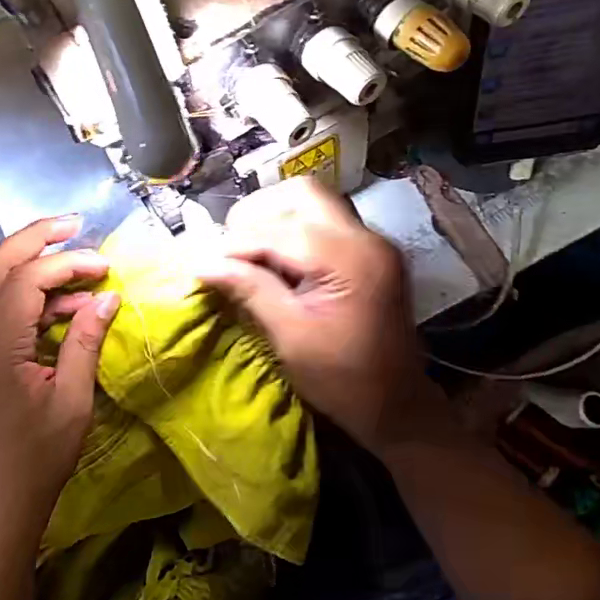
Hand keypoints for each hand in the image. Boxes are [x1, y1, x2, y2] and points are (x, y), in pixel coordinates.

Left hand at [0, 215, 121, 546]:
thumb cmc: (36, 460)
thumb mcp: (72, 400)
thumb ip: (85, 340)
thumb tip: (107, 296)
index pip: (27, 278)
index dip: (68, 263)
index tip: (106, 267)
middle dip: (35, 238)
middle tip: (75, 226)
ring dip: (27, 265)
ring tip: (74, 266)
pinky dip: (19, 295)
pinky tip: (56, 306)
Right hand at [194, 177, 451, 456]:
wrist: (397, 406)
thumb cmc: (342, 380)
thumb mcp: (289, 337)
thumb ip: (249, 290)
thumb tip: (202, 263)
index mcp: (349, 260)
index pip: (279, 230)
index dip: (235, 243)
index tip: (203, 262)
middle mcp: (366, 238)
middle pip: (301, 194)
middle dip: (257, 214)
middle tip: (229, 248)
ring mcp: (372, 242)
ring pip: (313, 202)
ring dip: (275, 218)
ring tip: (248, 252)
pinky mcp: (370, 252)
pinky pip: (325, 221)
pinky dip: (293, 229)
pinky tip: (274, 259)